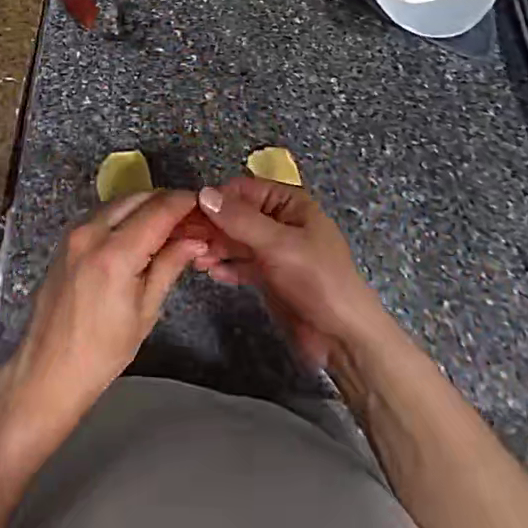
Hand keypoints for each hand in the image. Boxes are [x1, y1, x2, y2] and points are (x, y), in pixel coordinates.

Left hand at [1, 189, 205, 420]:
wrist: (47, 368)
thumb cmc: (103, 351)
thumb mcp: (145, 311)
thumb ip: (169, 265)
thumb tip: (196, 240)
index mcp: (115, 253)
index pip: (159, 210)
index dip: (185, 203)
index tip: (204, 206)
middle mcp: (92, 232)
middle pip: (139, 197)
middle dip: (167, 202)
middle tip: (191, 221)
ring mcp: (74, 232)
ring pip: (120, 202)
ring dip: (146, 206)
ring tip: (169, 228)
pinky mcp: (66, 238)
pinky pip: (102, 213)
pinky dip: (125, 214)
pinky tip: (139, 233)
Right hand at [194, 178, 385, 367]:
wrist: (343, 337)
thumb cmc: (316, 279)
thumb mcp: (277, 244)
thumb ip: (239, 219)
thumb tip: (203, 193)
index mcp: (290, 204)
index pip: (244, 190)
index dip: (216, 199)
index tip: (188, 212)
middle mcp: (281, 222)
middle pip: (237, 215)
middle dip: (212, 226)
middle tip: (184, 239)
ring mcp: (276, 250)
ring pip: (236, 240)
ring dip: (215, 247)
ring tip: (194, 259)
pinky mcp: (271, 277)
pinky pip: (242, 264)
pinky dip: (227, 266)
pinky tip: (210, 272)